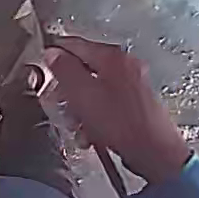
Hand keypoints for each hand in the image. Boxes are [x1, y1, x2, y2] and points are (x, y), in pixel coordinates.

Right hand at [43, 35, 190, 183]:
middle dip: (69, 88)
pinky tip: (92, 133)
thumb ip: (65, 70)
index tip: (44, 65)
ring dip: (81, 106)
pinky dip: (97, 115)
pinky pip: (108, 103)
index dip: (56, 55)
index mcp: (112, 57)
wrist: (154, 153)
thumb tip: (52, 53)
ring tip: (77, 124)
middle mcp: (126, 65)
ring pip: (95, 88)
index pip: (76, 44)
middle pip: (86, 67)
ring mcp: (134, 84)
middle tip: (58, 101)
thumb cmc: (121, 124)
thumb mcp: (82, 94)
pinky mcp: (138, 104)